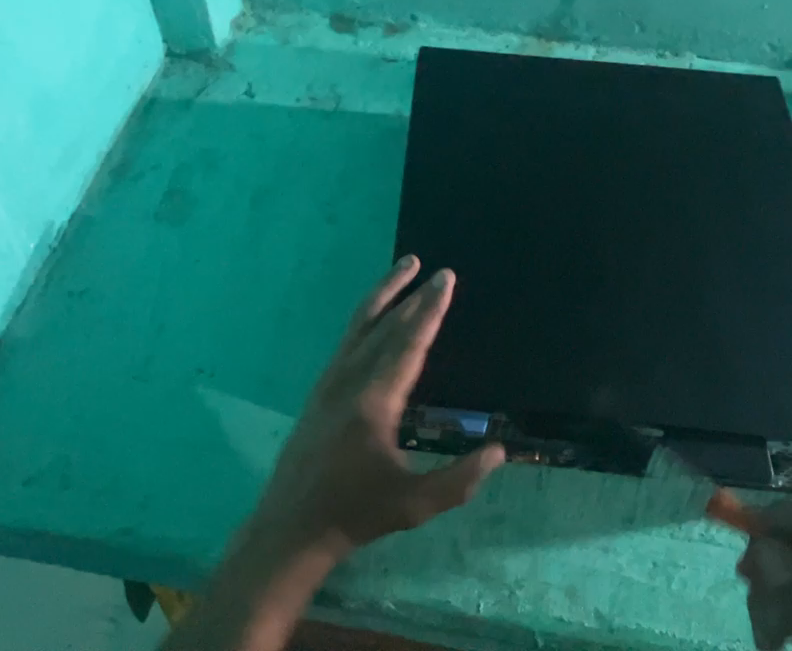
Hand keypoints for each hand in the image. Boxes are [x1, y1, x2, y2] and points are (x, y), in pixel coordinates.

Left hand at [243, 256, 505, 561]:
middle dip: (413, 295)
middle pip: (386, 326)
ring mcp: (331, 379)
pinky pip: (348, 338)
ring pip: (360, 324)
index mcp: (374, 401)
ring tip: (405, 267)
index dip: (429, 310)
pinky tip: (378, 312)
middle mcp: (350, 379)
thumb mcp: (416, 504)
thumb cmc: (356, 513)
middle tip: (436, 270)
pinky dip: (367, 315)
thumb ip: (460, 479)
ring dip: (385, 293)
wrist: (292, 524)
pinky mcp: (321, 386)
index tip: (445, 280)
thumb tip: (499, 451)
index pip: (408, 344)